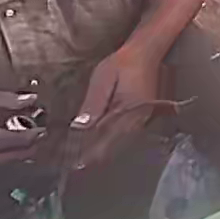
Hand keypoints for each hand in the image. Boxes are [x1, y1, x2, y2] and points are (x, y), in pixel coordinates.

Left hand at [69, 48, 162, 167]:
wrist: (146, 53)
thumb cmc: (123, 64)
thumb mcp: (102, 81)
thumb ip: (93, 105)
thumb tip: (80, 129)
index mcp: (128, 113)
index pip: (107, 140)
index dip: (90, 153)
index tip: (73, 164)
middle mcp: (138, 121)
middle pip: (114, 146)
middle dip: (94, 156)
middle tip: (74, 165)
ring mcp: (142, 120)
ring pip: (120, 143)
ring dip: (102, 151)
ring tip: (83, 159)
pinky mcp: (141, 118)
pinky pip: (125, 136)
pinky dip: (111, 142)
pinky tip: (99, 144)